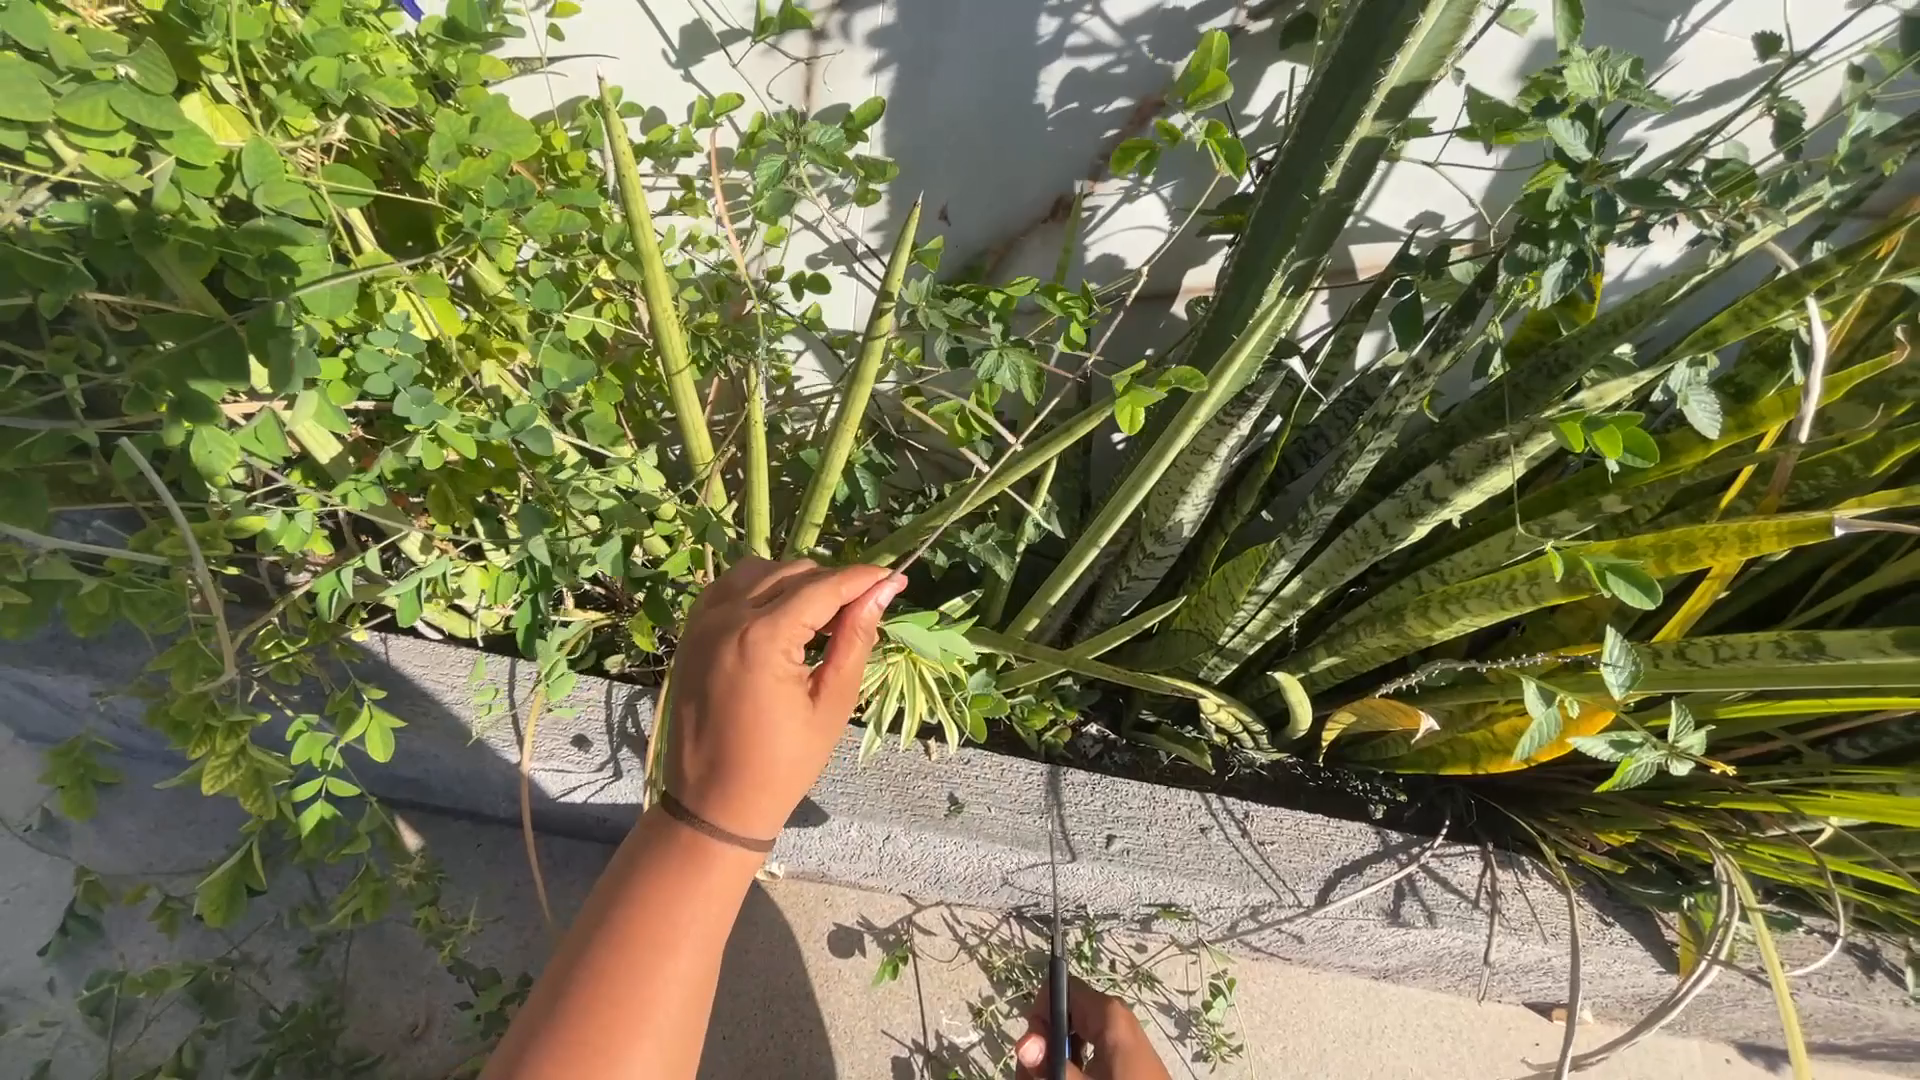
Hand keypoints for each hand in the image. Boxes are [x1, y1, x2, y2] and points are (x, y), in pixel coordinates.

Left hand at [665, 557, 905, 840]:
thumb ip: (856, 639)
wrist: (713, 804)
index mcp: (763, 638)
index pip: (824, 587)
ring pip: (760, 571)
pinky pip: (730, 587)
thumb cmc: (783, 764)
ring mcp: (702, 622)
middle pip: (793, 573)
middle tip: (862, 610)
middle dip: (833, 583)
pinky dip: (760, 588)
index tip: (895, 578)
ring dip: (796, 582)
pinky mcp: (691, 632)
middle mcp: (727, 618)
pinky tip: (781, 615)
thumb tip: (884, 590)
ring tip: (822, 616)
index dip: (863, 578)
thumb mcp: (832, 703)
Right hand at [1014, 976, 1170, 1079]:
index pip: (1059, 989)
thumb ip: (1052, 1066)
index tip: (1034, 1050)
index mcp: (1106, 1013)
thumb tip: (1023, 1043)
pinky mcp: (1122, 1056)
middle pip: (1062, 1016)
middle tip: (1033, 1078)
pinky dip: (1073, 1066)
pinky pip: (1087, 1051)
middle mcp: (1111, 1016)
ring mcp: (1118, 1036)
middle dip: (1044, 1046)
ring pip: (1072, 1037)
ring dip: (1055, 1060)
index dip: (1041, 1015)